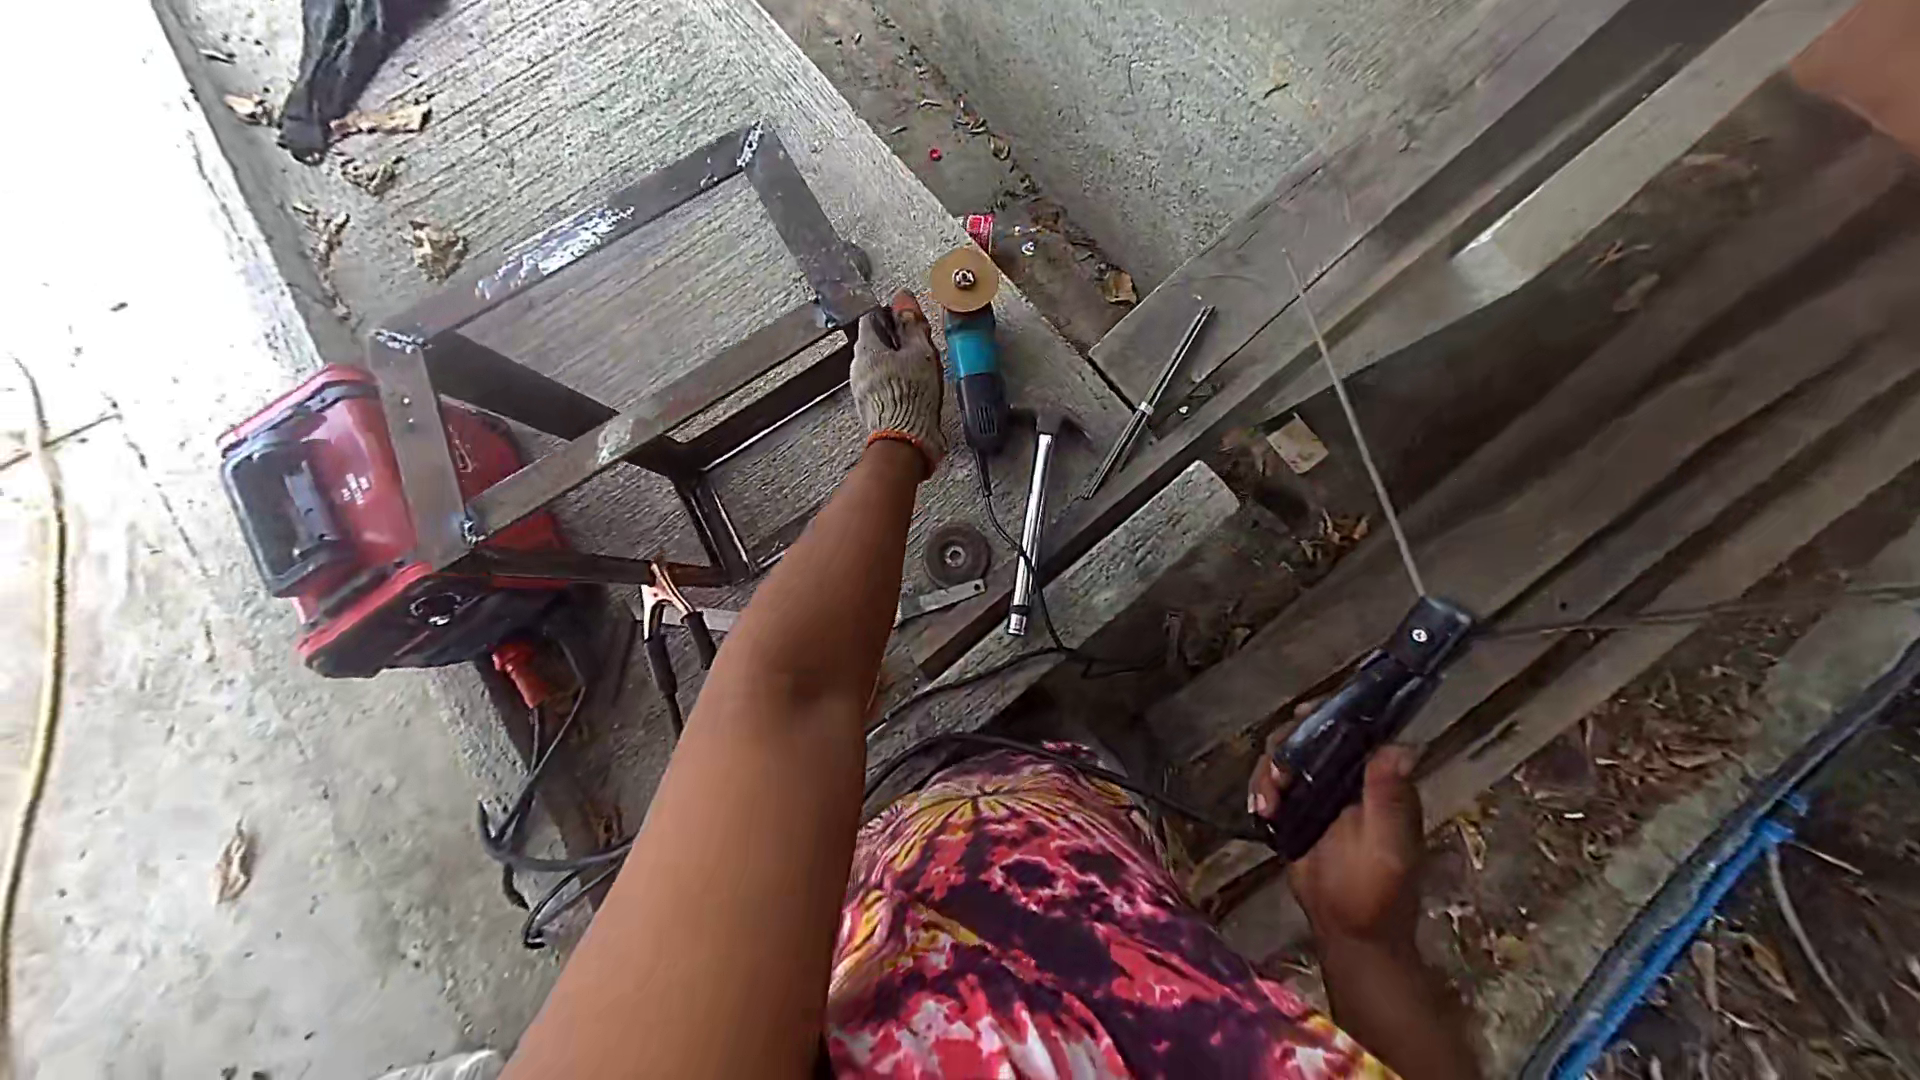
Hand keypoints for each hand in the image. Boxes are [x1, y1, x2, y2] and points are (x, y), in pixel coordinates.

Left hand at [851, 290, 945, 477]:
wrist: (905, 440)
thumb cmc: (911, 398)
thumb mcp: (920, 352)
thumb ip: (912, 324)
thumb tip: (905, 300)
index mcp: (866, 349)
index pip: (872, 316)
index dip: (892, 313)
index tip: (909, 318)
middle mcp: (858, 367)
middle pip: (875, 342)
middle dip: (897, 340)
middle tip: (919, 344)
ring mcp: (861, 389)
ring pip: (878, 364)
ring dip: (897, 362)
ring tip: (920, 369)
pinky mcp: (870, 407)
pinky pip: (881, 385)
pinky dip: (896, 381)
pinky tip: (913, 389)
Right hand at [1250, 727, 1421, 944]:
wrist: (1348, 933)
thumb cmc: (1377, 892)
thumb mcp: (1387, 845)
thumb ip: (1389, 797)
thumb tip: (1404, 745)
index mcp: (1376, 780)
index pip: (1350, 729)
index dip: (1326, 715)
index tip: (1301, 717)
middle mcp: (1346, 777)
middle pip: (1306, 737)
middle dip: (1285, 750)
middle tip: (1278, 776)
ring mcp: (1318, 792)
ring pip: (1282, 757)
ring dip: (1267, 774)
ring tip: (1266, 805)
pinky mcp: (1294, 807)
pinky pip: (1269, 782)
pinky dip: (1260, 789)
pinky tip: (1261, 811)